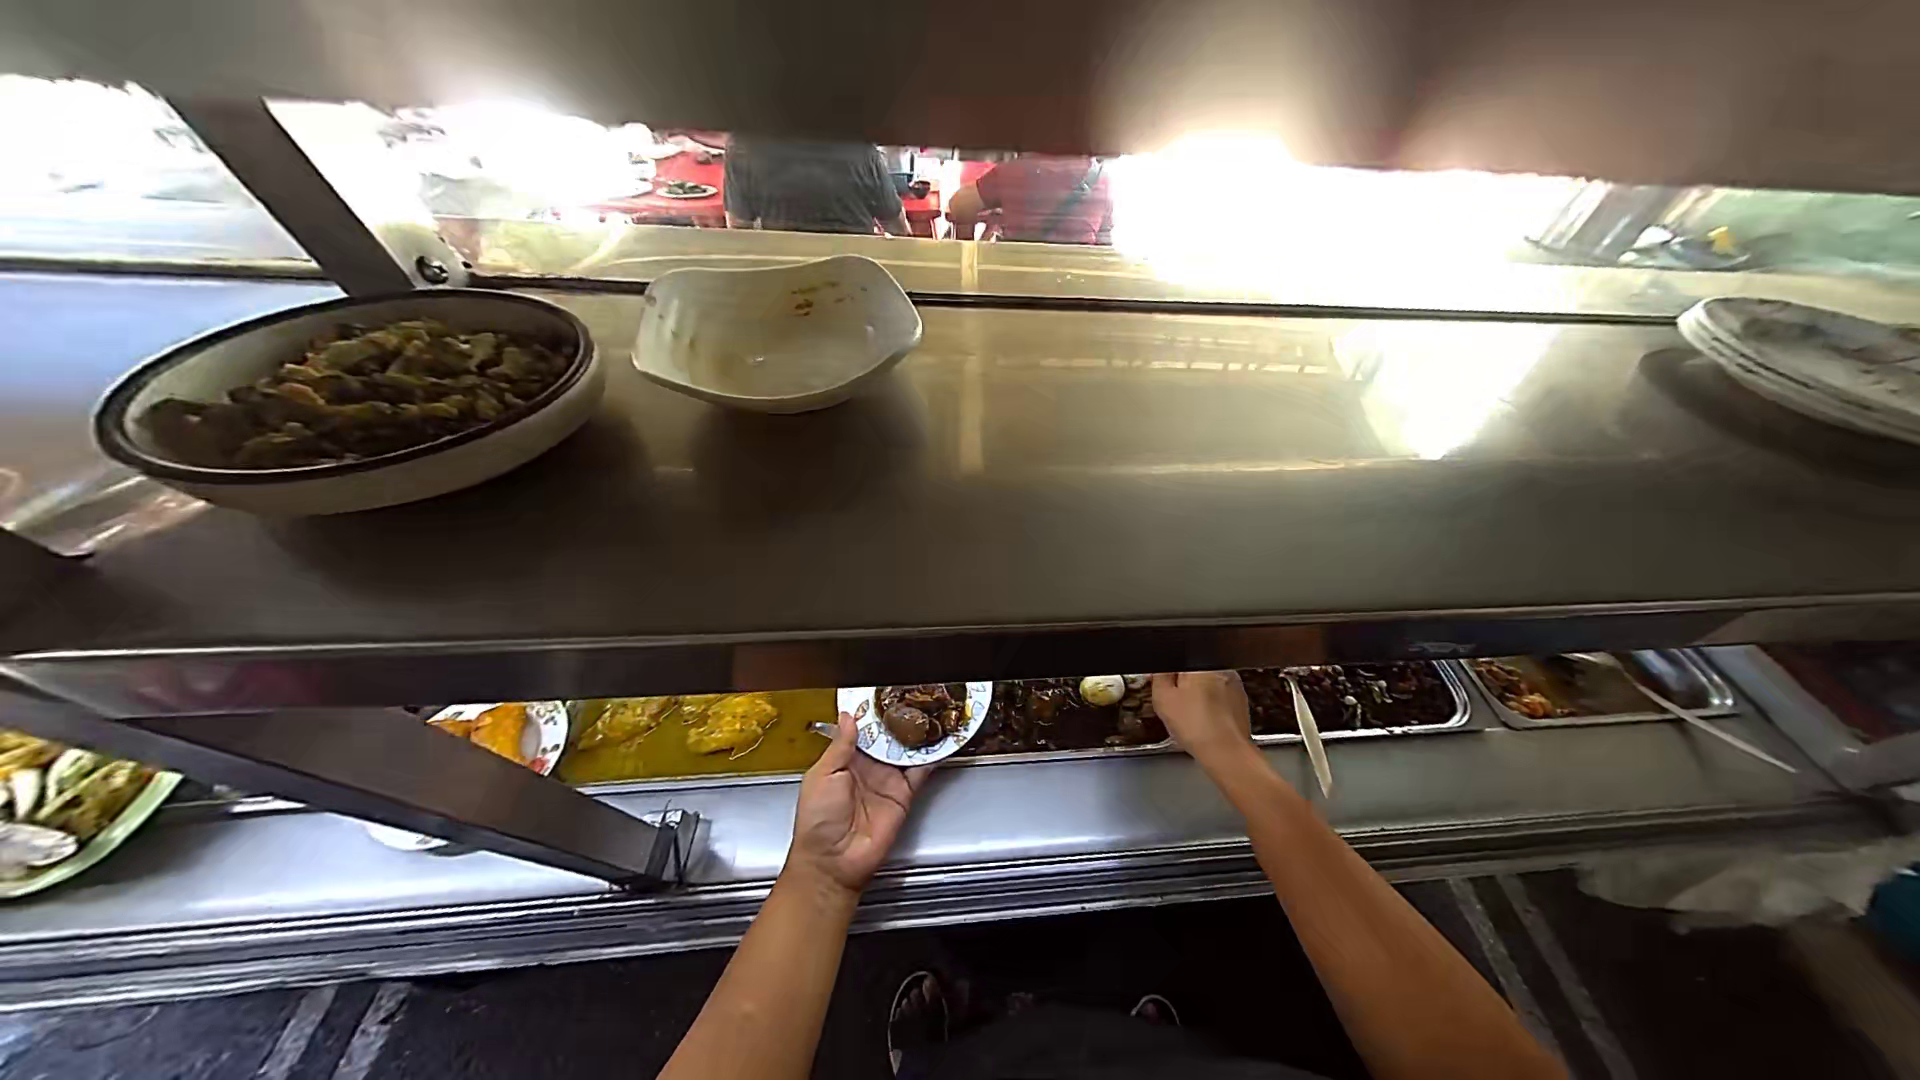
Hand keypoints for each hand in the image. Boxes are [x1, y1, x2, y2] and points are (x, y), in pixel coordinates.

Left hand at [785, 712, 930, 899]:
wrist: (833, 862)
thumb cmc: (817, 821)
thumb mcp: (821, 775)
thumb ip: (840, 745)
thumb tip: (848, 716)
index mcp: (845, 759)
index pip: (862, 728)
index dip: (873, 712)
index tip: (884, 692)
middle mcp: (868, 766)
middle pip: (888, 736)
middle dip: (899, 718)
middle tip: (913, 695)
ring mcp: (887, 779)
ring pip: (906, 749)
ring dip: (917, 733)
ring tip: (930, 710)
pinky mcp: (903, 794)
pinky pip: (920, 771)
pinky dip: (931, 757)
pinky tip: (940, 740)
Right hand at [1152, 671, 1255, 768]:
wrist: (1226, 754)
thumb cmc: (1196, 727)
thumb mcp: (1162, 698)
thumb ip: (1159, 675)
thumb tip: (1161, 667)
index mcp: (1201, 663)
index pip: (1178, 658)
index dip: (1167, 674)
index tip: (1164, 688)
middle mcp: (1221, 669)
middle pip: (1193, 671)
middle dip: (1183, 685)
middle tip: (1176, 704)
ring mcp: (1234, 685)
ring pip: (1207, 684)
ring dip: (1197, 696)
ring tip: (1191, 716)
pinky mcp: (1240, 701)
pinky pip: (1219, 698)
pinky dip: (1210, 706)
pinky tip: (1203, 721)